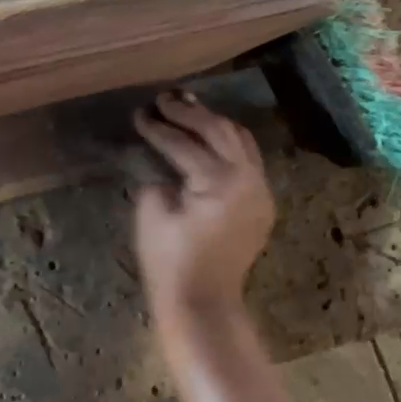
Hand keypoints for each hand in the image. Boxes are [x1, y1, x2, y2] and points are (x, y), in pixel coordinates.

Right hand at [131, 91, 275, 327]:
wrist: (204, 304)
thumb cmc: (170, 261)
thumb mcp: (151, 212)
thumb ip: (159, 176)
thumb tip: (164, 163)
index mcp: (219, 183)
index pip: (184, 143)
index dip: (158, 127)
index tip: (138, 112)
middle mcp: (248, 180)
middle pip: (220, 131)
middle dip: (189, 112)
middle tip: (163, 97)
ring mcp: (261, 191)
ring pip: (240, 140)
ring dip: (211, 121)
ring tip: (185, 105)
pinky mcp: (262, 203)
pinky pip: (247, 159)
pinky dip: (226, 142)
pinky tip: (205, 135)